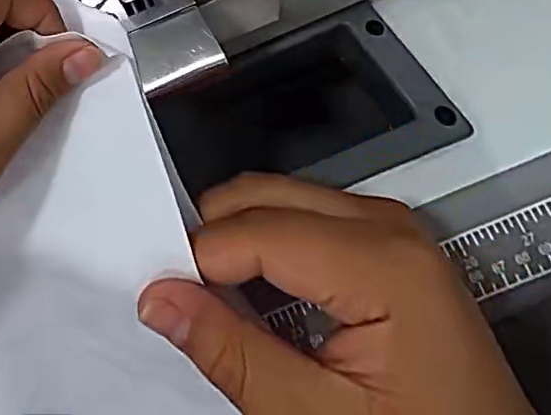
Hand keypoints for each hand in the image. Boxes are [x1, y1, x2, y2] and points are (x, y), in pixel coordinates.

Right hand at [139, 174, 530, 413]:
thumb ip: (235, 354)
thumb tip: (162, 300)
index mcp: (384, 262)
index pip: (255, 230)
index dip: (196, 260)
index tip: (162, 295)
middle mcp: (386, 224)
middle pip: (260, 196)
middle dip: (210, 239)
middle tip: (180, 295)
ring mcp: (387, 226)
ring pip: (274, 197)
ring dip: (233, 239)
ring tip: (214, 299)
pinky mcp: (383, 238)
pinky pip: (299, 213)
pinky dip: (262, 241)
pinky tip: (253, 289)